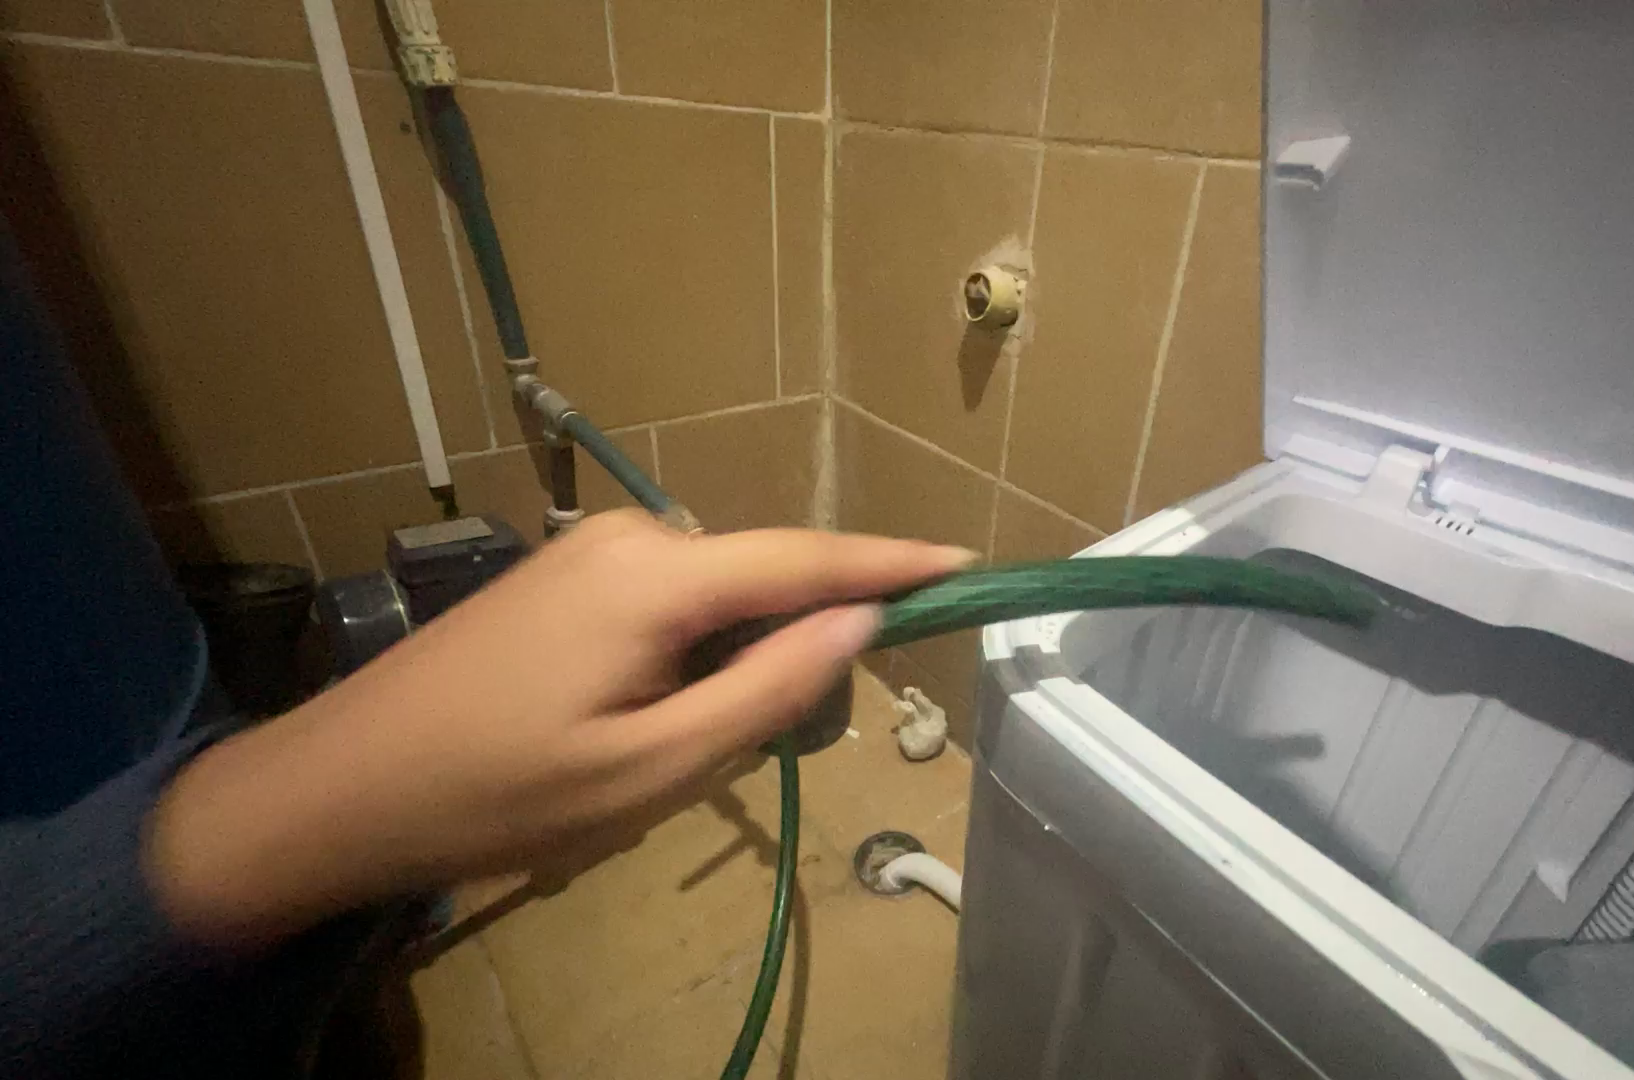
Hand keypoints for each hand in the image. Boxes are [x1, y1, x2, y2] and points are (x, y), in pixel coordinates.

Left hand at [145, 511, 972, 946]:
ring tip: (697, 741)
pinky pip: (682, 600)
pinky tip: (656, 712)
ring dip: (745, 659)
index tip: (963, 560)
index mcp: (658, 576)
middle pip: (767, 579)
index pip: (807, 557)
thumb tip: (861, 621)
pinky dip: (705, 650)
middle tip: (794, 733)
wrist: (329, 793)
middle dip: (802, 644)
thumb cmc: (500, 795)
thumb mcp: (657, 766)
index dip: (892, 561)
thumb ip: (771, 686)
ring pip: (726, 595)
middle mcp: (637, 538)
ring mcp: (602, 549)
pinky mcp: (581, 573)